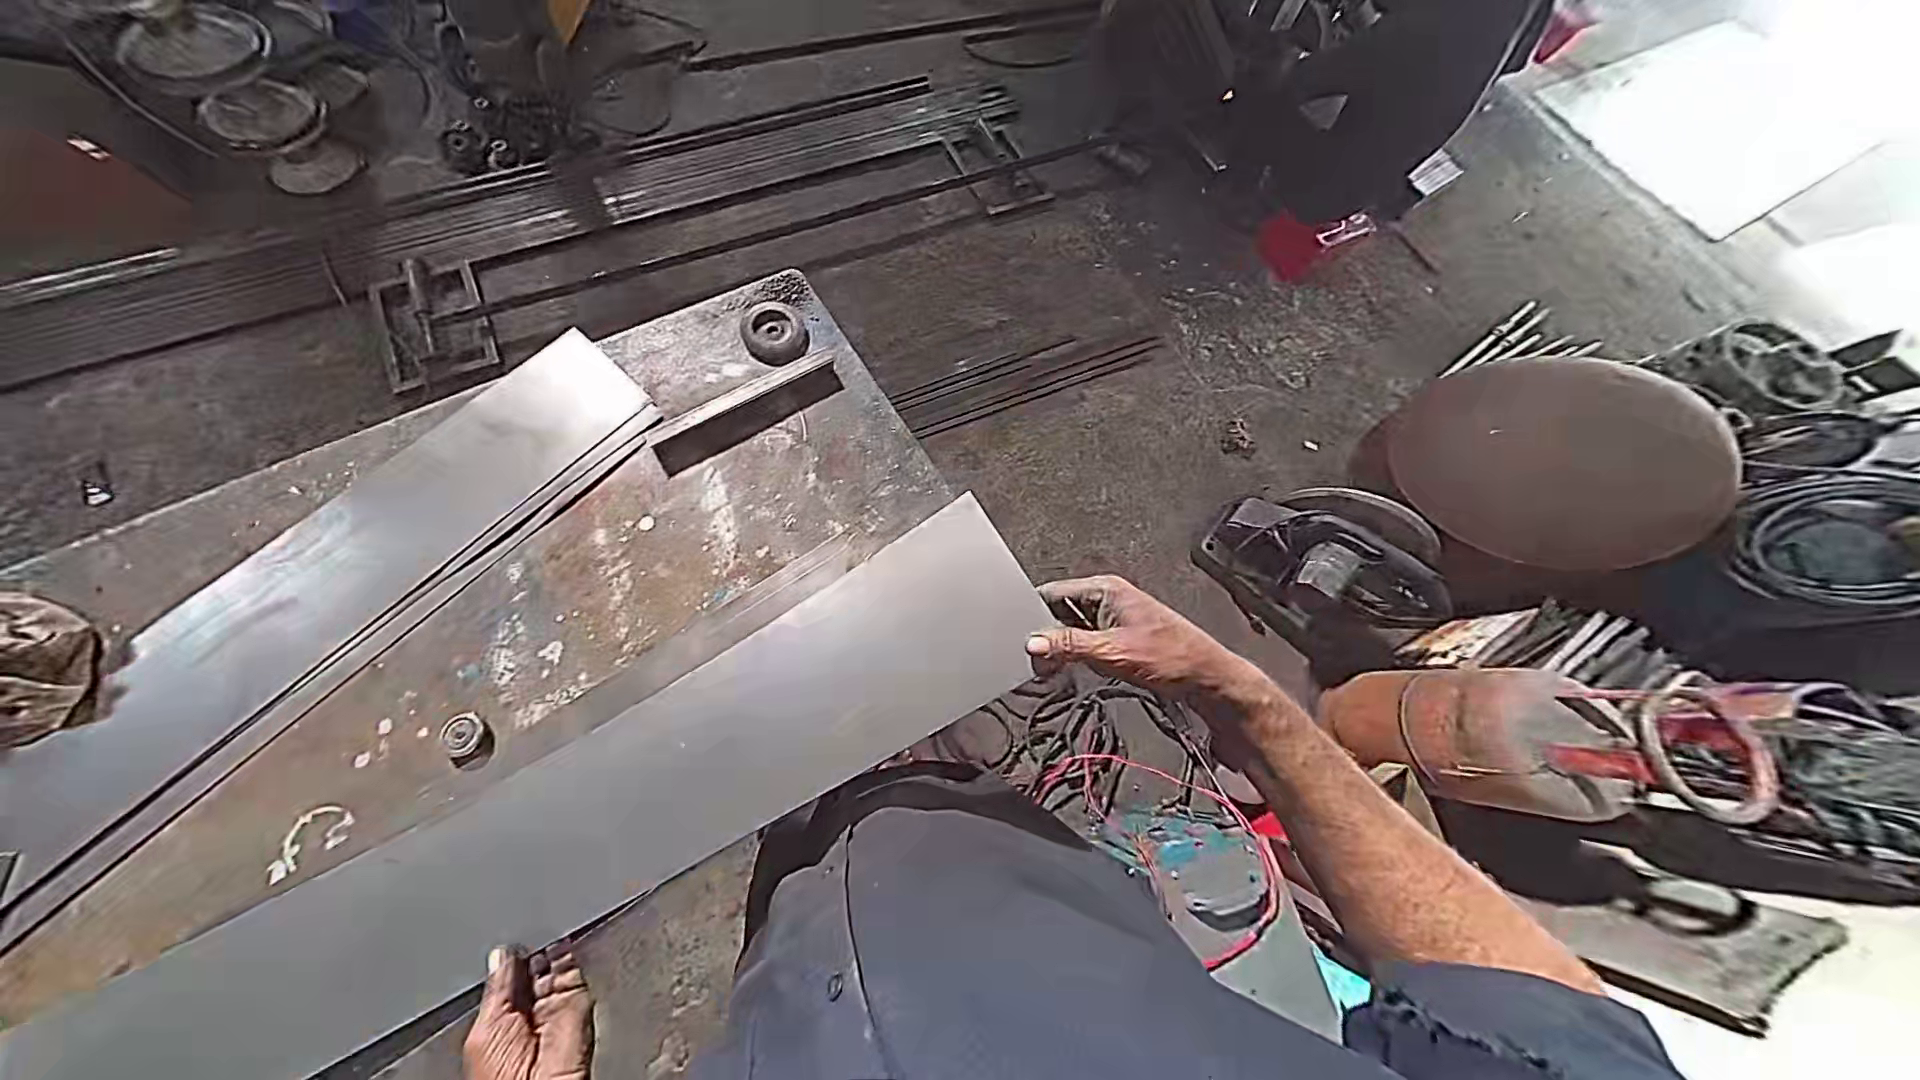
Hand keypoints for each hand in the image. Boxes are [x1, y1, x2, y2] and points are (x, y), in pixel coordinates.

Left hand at [464, 942, 593, 1079]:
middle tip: (524, 935)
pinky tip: (558, 939)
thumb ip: (497, 989)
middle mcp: (528, 1013)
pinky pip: (574, 967)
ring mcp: (555, 1004)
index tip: (507, 940)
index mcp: (498, 1023)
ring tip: (540, 932)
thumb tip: (501, 954)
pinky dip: (569, 950)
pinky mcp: (580, 996)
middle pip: (530, 968)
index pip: (506, 979)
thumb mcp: (485, 1031)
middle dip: (527, 951)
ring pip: (553, 963)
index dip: (507, 959)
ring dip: (548, 947)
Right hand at [1025, 576, 1285, 716]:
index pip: (1053, 593)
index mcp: (1106, 589)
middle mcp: (1108, 599)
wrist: (1207, 680)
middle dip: (1048, 637)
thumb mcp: (1113, 652)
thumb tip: (1034, 642)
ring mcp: (1112, 618)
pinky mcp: (1116, 636)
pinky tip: (1077, 669)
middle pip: (1059, 612)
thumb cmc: (1173, 658)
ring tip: (1058, 669)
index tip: (1024, 639)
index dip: (1034, 615)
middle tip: (1040, 662)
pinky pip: (1084, 642)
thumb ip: (1069, 645)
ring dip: (1062, 650)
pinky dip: (1076, 657)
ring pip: (1070, 630)